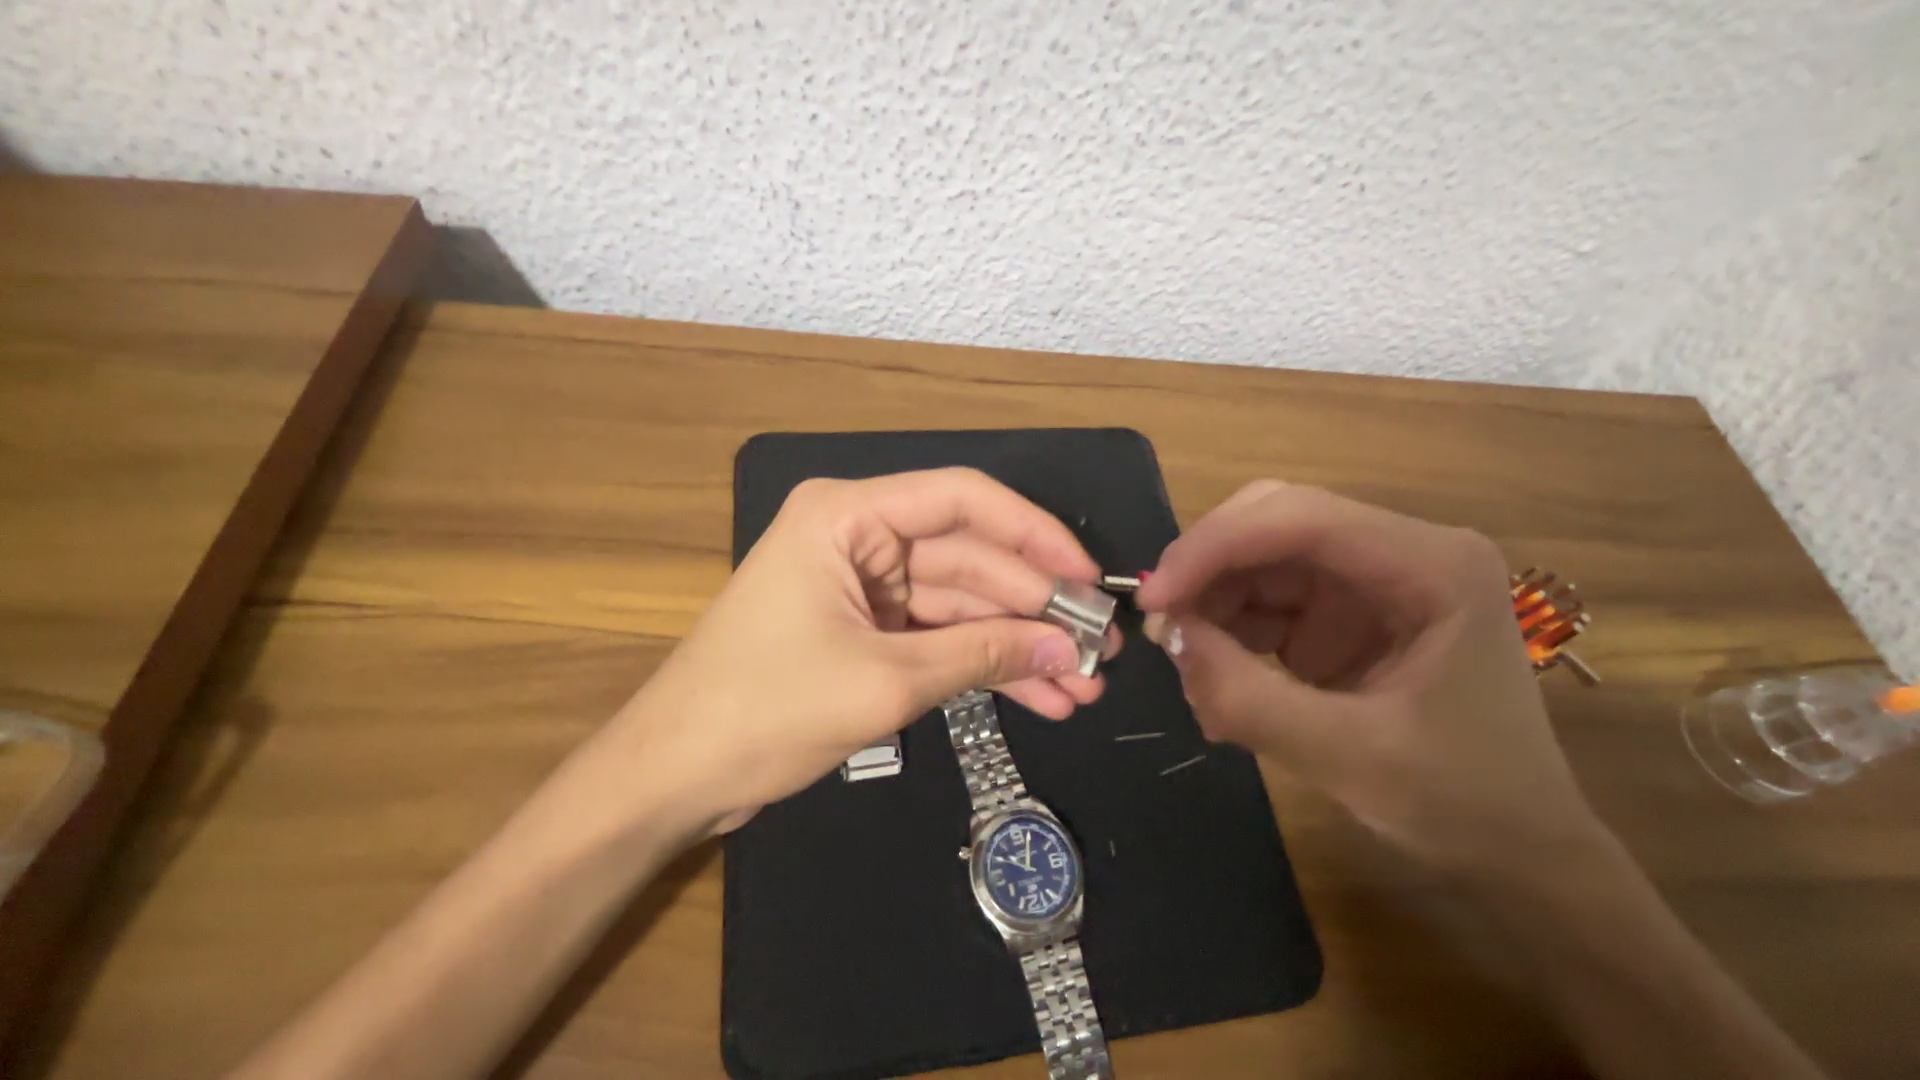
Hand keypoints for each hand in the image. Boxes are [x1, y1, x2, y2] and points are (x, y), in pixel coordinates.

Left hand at [601, 468, 1111, 834]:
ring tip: (1082, 688)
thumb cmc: (766, 709)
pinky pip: (937, 639)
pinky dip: (982, 667)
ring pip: (960, 605)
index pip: (962, 500)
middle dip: (1034, 608)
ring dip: (1017, 646)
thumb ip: (982, 654)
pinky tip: (1040, 698)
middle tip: (1100, 651)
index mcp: (848, 516)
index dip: (1035, 534)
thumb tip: (1068, 649)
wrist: (673, 776)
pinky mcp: (863, 633)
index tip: (1089, 579)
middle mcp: (858, 538)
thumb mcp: (886, 681)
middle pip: (969, 557)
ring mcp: (862, 588)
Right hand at [1136, 480, 1605, 877]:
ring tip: (1190, 671)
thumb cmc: (1461, 803)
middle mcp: (1400, 555)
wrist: (1520, 854)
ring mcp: (1371, 584)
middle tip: (1157, 624)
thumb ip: (1249, 697)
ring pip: (1261, 562)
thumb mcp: (1349, 757)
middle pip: (1275, 525)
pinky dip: (1229, 636)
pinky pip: (1266, 605)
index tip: (1153, 600)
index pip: (1300, 518)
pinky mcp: (1346, 618)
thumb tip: (1166, 639)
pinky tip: (1216, 684)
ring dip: (1212, 605)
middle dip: (1208, 568)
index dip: (1214, 547)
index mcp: (1432, 566)